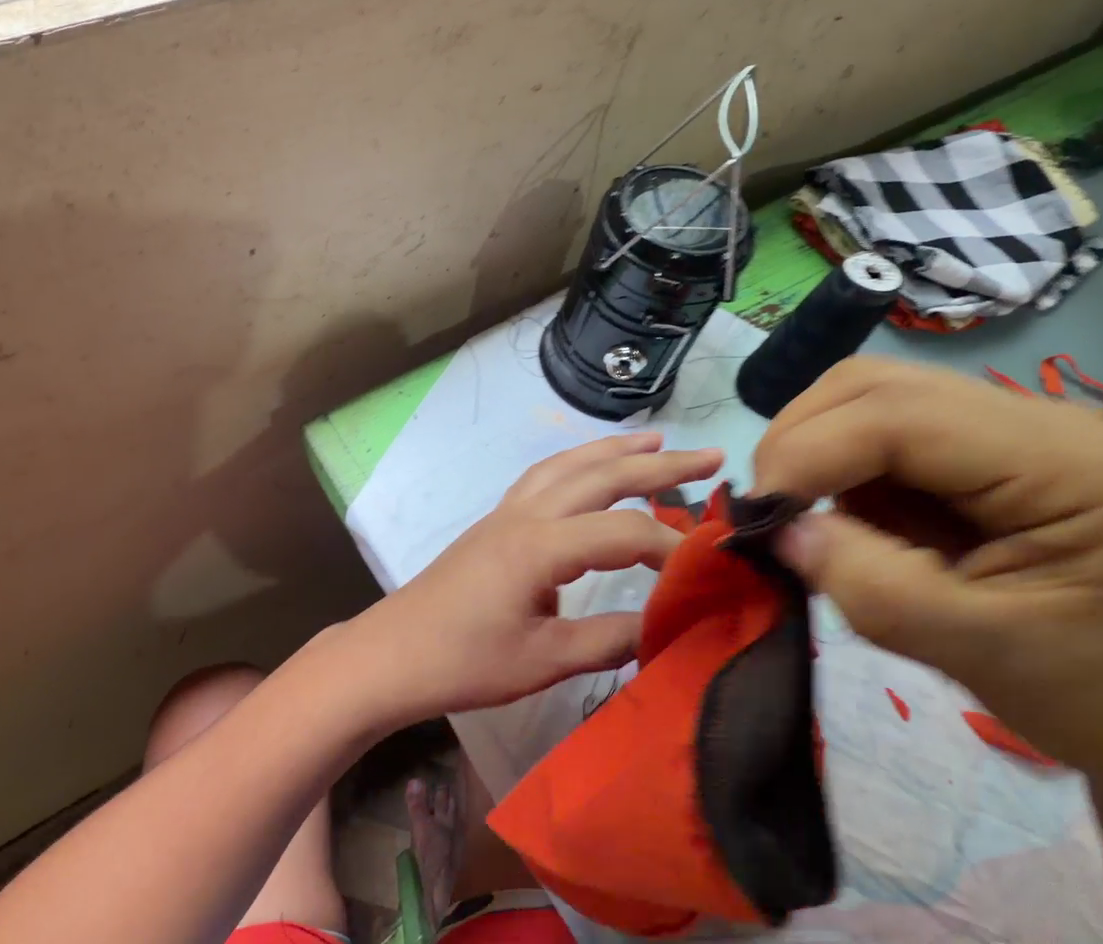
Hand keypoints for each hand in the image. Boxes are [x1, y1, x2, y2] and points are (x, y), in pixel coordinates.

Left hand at [336, 432, 722, 728]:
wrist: (391, 656)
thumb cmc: (463, 661)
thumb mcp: (544, 661)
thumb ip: (609, 641)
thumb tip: (666, 627)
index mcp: (540, 546)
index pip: (624, 533)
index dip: (672, 549)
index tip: (709, 570)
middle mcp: (525, 515)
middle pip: (599, 475)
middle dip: (658, 464)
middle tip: (711, 457)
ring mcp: (505, 515)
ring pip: (567, 466)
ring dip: (613, 451)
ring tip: (655, 441)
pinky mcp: (494, 525)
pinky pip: (544, 478)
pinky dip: (578, 464)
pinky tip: (591, 472)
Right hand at [752, 358, 1102, 790]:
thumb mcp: (987, 657)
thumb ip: (874, 587)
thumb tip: (777, 529)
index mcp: (1082, 466)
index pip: (903, 414)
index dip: (808, 451)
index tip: (755, 515)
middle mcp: (1063, 426)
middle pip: (888, 385)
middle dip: (805, 440)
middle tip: (770, 512)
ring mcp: (1043, 438)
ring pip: (888, 403)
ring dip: (826, 456)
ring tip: (809, 524)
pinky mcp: (1019, 462)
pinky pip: (909, 444)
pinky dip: (858, 477)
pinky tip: (859, 529)